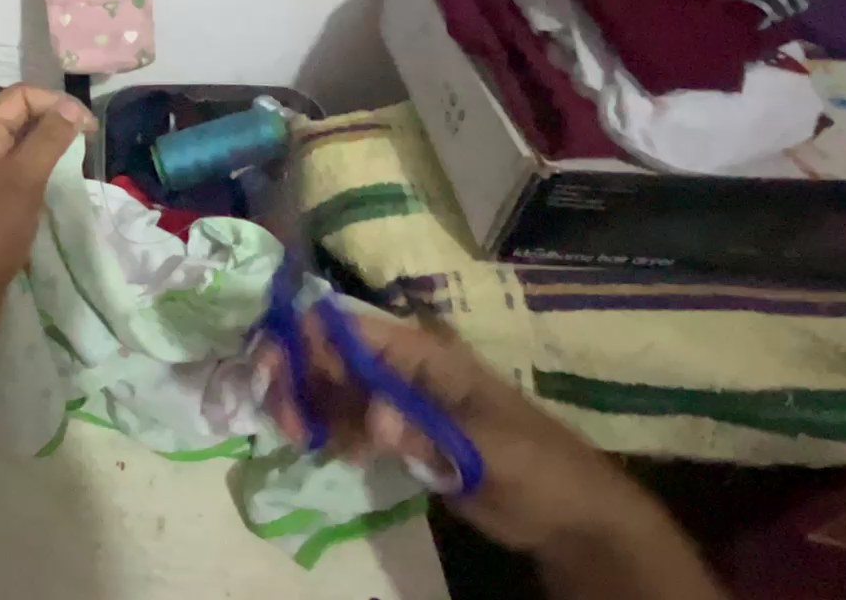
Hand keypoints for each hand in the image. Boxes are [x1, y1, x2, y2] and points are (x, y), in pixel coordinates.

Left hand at [0, 84, 95, 317]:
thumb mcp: (24, 179)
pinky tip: (49, 187)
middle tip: (85, 144)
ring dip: (44, 148)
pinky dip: (33, 172)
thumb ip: (48, 138)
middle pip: (15, 117)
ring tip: (72, 163)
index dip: (56, 102)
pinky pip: (9, 173)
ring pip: (14, 147)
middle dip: (52, 122)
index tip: (89, 128)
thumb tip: (70, 107)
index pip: (19, 95)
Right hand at [260, 312, 664, 555]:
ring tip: (298, 436)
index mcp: (419, 352)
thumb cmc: (536, 464)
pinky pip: (342, 419)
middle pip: (326, 354)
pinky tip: (324, 447)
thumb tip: (374, 420)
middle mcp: (395, 366)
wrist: (569, 517)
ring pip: (327, 386)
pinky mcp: (390, 432)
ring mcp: (390, 398)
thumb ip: (426, 429)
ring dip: (304, 405)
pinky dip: (324, 428)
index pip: (347, 327)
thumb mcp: (487, 448)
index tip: (276, 371)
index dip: (305, 340)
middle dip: (295, 376)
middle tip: (281, 416)